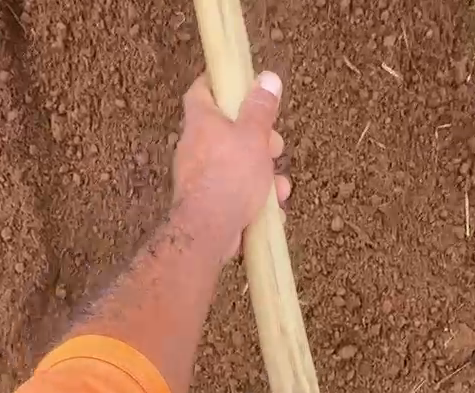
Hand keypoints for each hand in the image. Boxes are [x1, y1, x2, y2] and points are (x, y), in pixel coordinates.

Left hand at [171, 71, 291, 259]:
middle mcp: (194, 149)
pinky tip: (272, 213)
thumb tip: (268, 78)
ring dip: (262, 176)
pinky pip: (233, 197)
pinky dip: (253, 202)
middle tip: (276, 147)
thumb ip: (261, 109)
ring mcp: (199, 181)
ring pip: (235, 169)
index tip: (242, 87)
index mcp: (202, 122)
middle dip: (258, 140)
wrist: (209, 232)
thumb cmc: (230, 176)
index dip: (220, 84)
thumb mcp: (254, 136)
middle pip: (227, 133)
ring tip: (280, 189)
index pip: (202, 91)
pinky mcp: (207, 208)